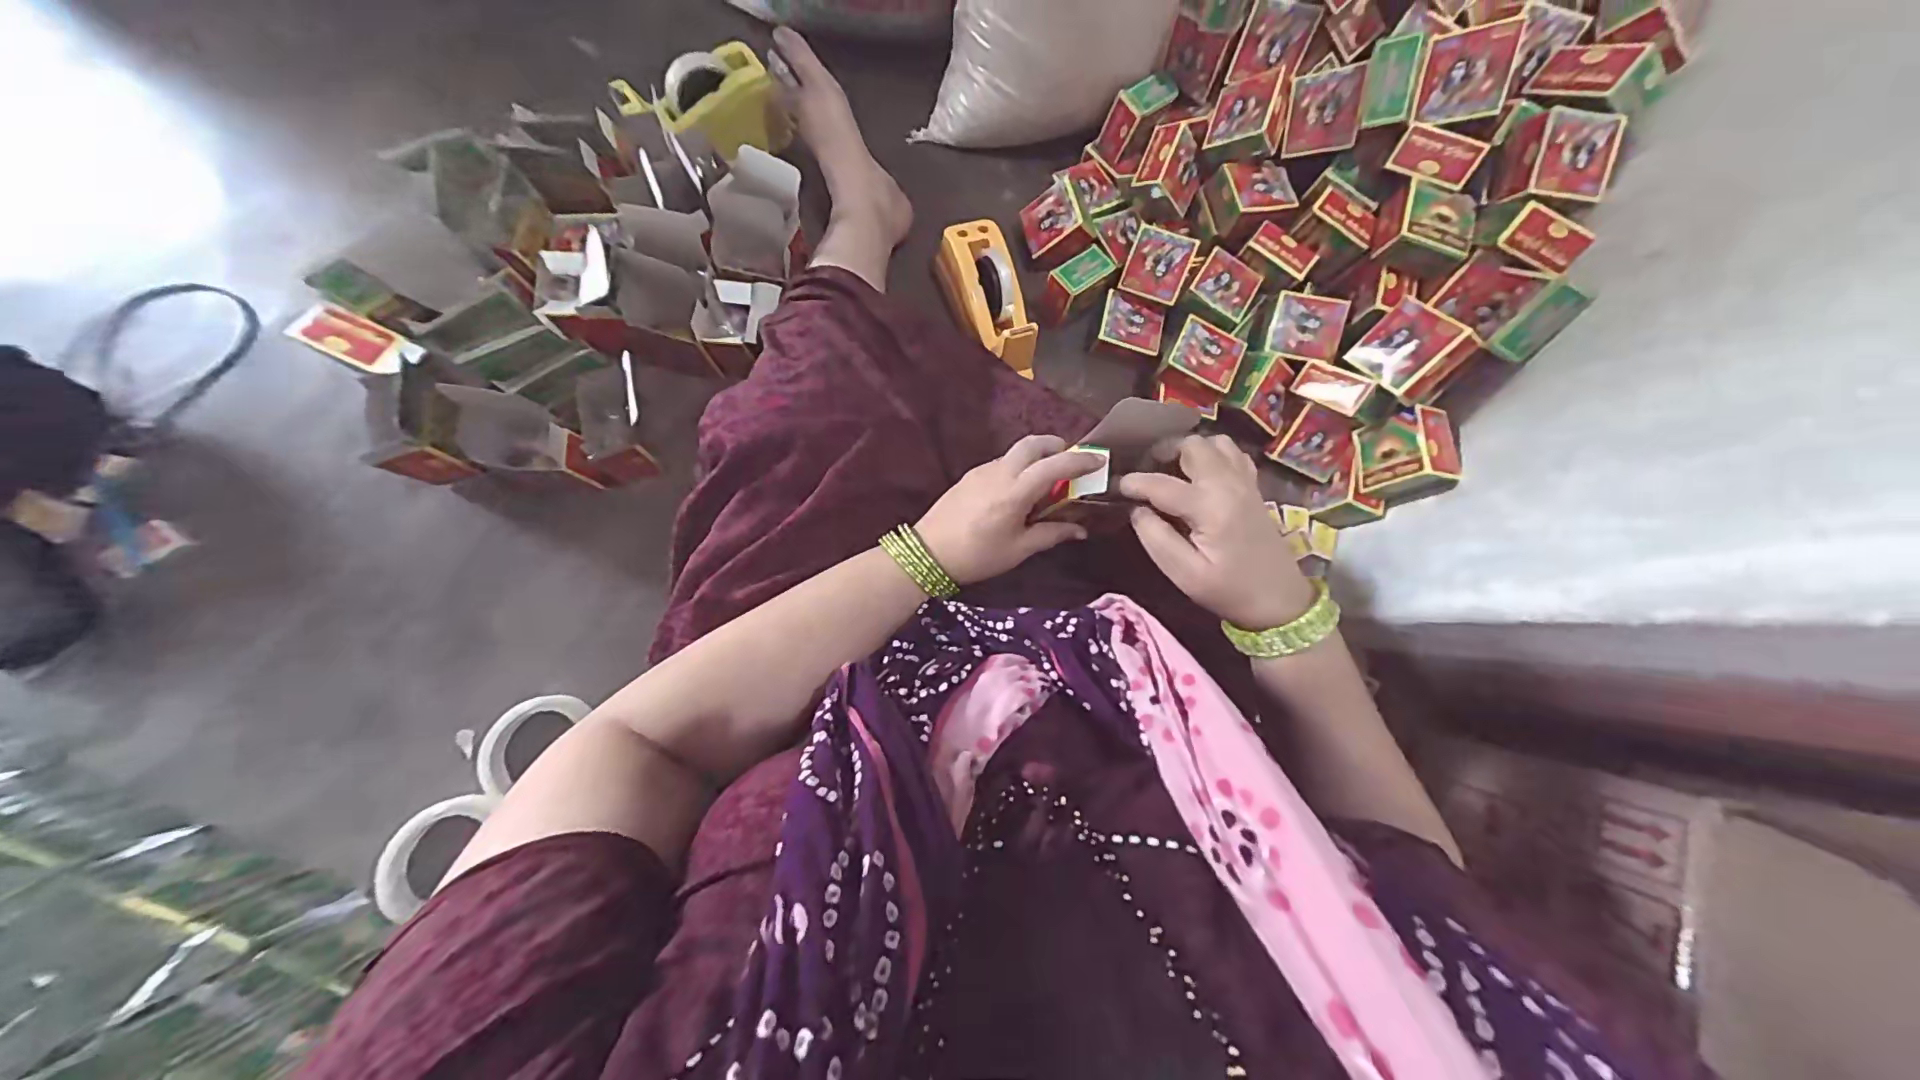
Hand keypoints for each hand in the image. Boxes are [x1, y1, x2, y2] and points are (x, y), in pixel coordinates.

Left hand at [914, 435, 1101, 584]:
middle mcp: (999, 473)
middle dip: (1056, 446)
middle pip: (1032, 443)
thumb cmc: (977, 556)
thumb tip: (1079, 530)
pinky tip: (1017, 492)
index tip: (1099, 460)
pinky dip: (1017, 468)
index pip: (1054, 465)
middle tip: (1069, 462)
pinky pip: (1000, 463)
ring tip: (1043, 482)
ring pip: (1015, 452)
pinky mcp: (969, 476)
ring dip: (1035, 458)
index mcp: (1014, 492)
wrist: (927, 553)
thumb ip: (1050, 534)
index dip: (1080, 460)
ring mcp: (981, 471)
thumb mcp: (1018, 550)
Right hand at [1118, 434, 1315, 629]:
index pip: (1161, 484)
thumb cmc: (1229, 591)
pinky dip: (1212, 454)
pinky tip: (1200, 473)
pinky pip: (1232, 453)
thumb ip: (1155, 538)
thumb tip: (1137, 510)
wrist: (1280, 600)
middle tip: (1146, 471)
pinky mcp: (1253, 487)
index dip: (1134, 482)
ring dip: (1190, 449)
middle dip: (1163, 451)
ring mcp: (1245, 483)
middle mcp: (1229, 485)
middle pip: (1192, 445)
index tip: (1116, 487)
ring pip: (1215, 442)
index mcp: (1210, 507)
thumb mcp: (1184, 574)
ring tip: (1172, 468)